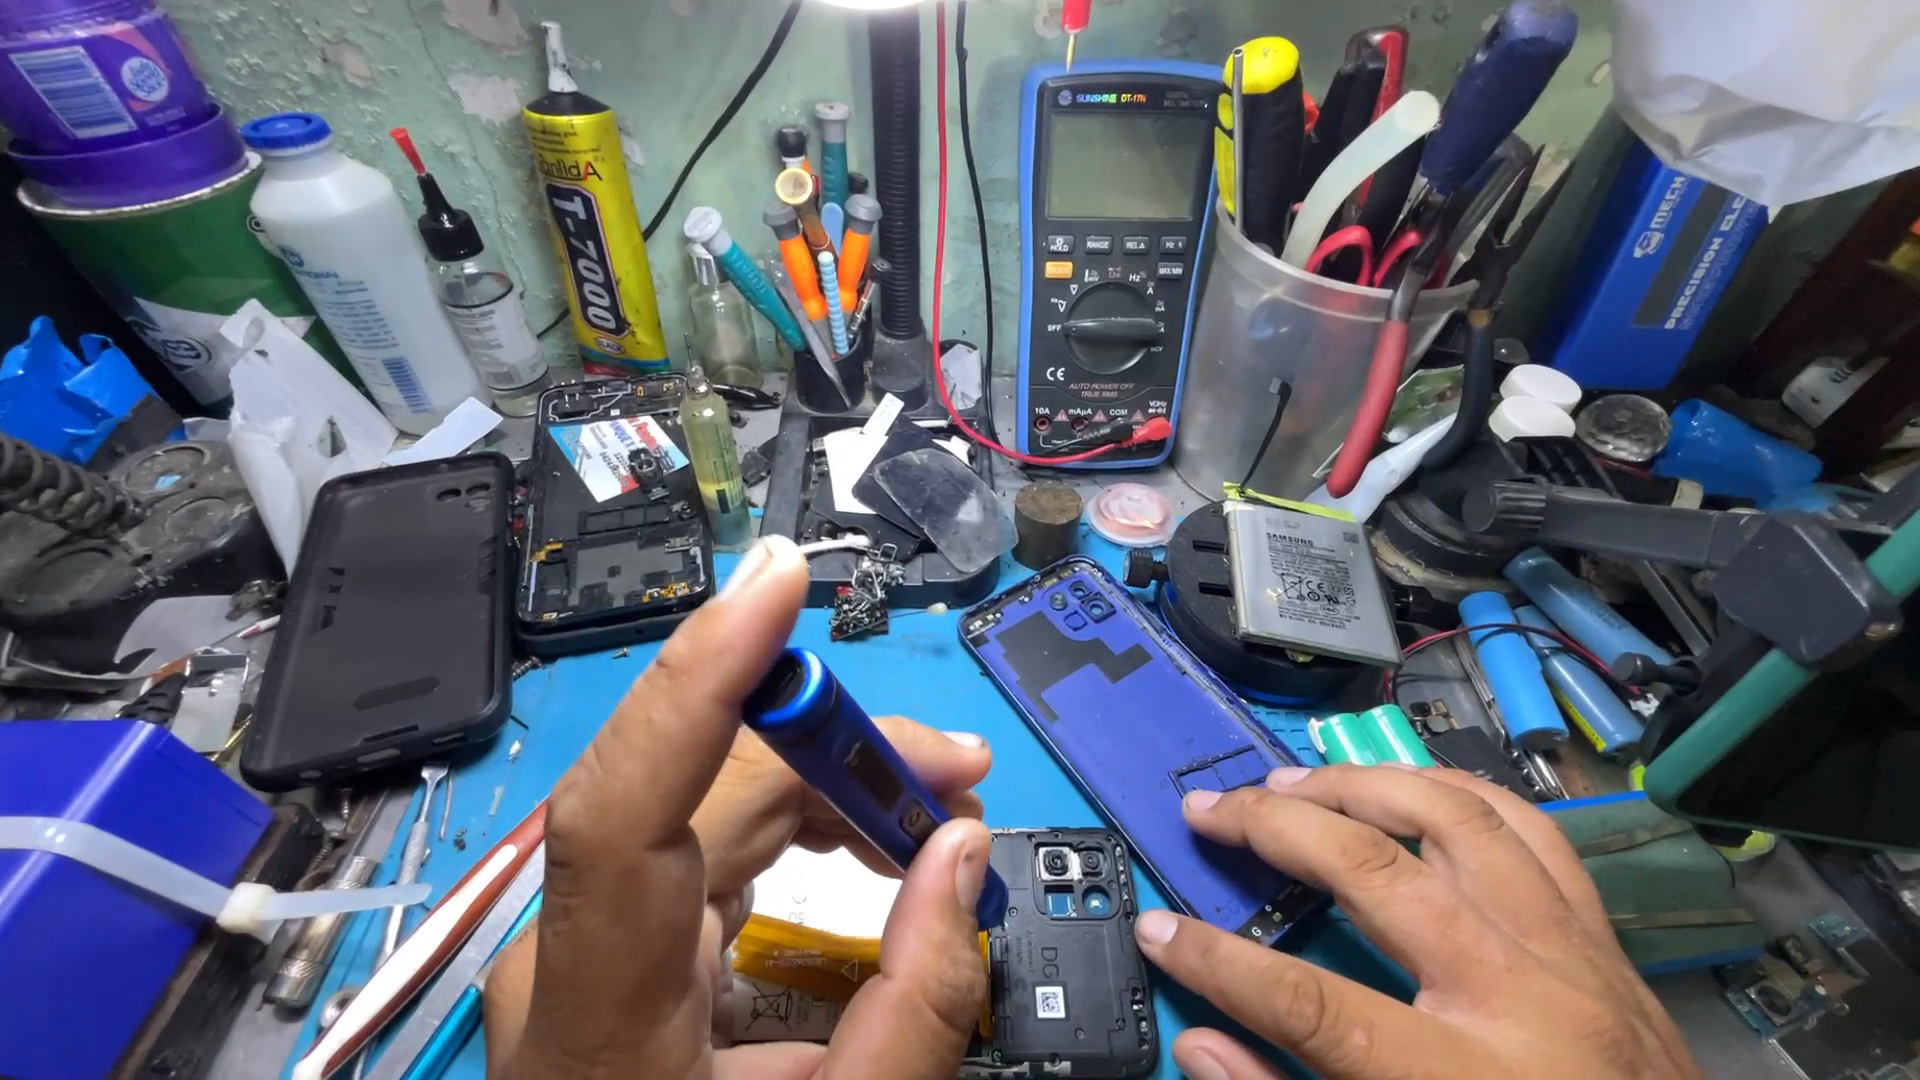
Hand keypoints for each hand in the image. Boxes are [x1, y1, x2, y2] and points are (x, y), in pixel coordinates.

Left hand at [484, 704, 989, 1065]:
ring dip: (838, 782)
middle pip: (713, 783)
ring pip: (723, 792)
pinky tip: (871, 833)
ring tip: (935, 807)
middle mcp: (578, 940)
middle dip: (846, 754)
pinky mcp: (628, 918)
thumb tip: (960, 848)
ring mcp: (594, 922)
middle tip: (959, 772)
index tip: (779, 581)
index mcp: (601, 1015)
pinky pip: (721, 829)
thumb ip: (919, 1003)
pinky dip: (808, 817)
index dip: (701, 675)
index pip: (625, 802)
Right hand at [1135, 765, 1701, 1079]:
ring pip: (1454, 818)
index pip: (1310, 1005)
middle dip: (1272, 826)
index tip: (1158, 930)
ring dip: (1357, 783)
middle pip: (1373, 869)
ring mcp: (1574, 957)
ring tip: (1291, 780)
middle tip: (1209, 809)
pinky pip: (1528, 829)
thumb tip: (1200, 1044)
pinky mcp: (1603, 941)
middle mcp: (1526, 998)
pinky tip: (1401, 783)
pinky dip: (1454, 790)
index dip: (1217, 962)